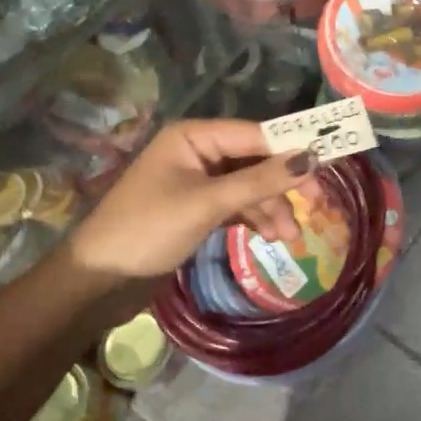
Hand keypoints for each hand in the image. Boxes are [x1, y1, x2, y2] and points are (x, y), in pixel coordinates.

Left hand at [65, 119, 316, 280]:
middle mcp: (197, 151)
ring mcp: (196, 181)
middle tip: (315, 205)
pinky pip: (236, 204)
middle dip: (283, 184)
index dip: (292, 148)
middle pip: (255, 160)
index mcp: (194, 136)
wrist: (94, 285)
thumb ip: (261, 180)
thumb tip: (312, 157)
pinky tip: (271, 236)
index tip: (326, 166)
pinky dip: (255, 217)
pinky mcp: (196, 209)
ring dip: (271, 208)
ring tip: (290, 238)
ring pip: (249, 185)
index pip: (256, 134)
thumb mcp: (208, 203)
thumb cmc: (147, 230)